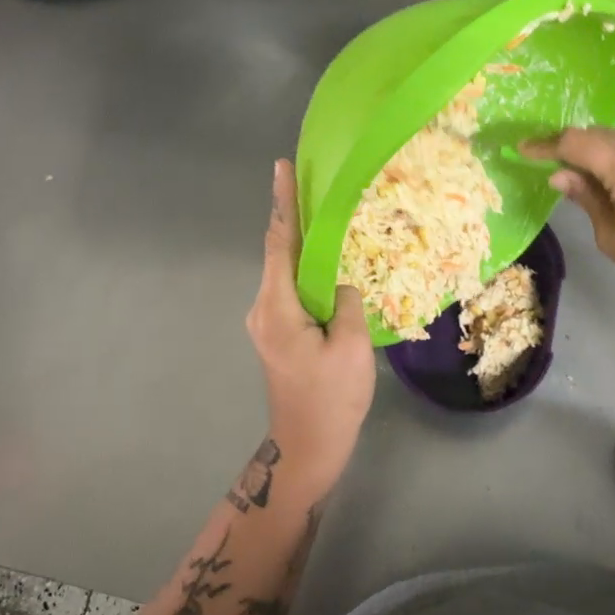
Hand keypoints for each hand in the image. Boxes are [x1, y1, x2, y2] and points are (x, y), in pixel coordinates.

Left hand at [245, 160, 374, 483]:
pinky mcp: (276, 333)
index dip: (282, 203)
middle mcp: (263, 308)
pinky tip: (329, 263)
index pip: (279, 242)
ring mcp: (266, 321)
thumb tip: (340, 278)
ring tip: (327, 214)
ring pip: (286, 271)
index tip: (281, 167)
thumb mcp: (351, 347)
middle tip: (315, 181)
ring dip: (304, 244)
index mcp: (277, 307)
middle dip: (295, 216)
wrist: (307, 448)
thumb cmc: (330, 400)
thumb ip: (346, 301)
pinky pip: (291, 289)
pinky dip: (307, 270)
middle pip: (280, 252)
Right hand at [525, 129, 614, 319]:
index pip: (578, 144)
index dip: (547, 145)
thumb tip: (560, 176)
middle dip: (577, 146)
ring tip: (597, 178)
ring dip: (608, 153)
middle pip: (604, 136)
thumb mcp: (611, 237)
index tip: (524, 148)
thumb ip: (586, 198)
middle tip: (556, 162)